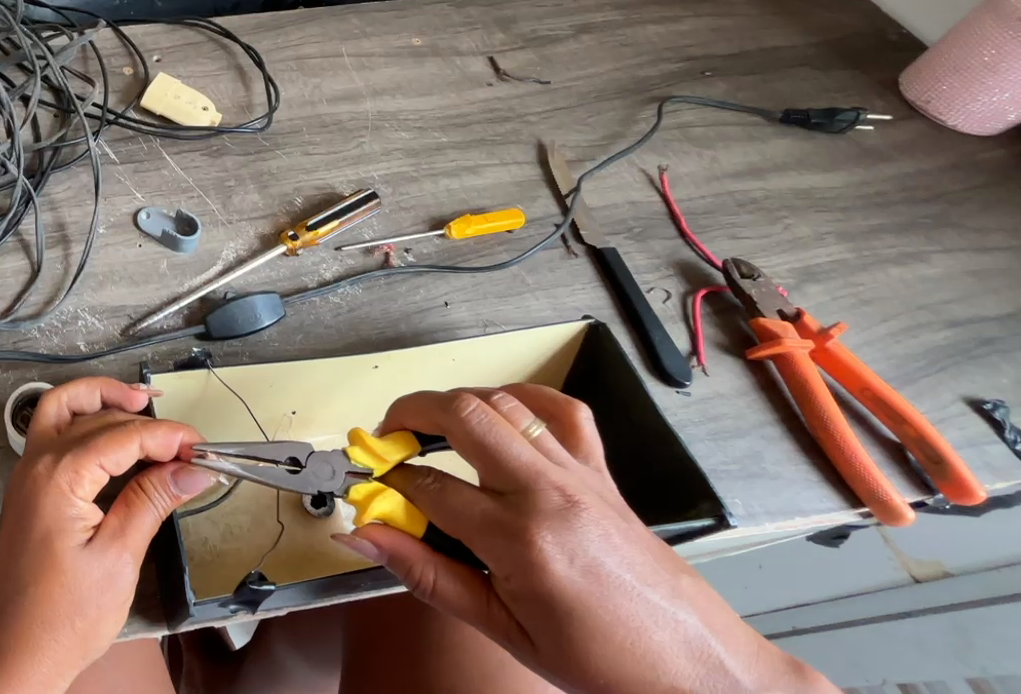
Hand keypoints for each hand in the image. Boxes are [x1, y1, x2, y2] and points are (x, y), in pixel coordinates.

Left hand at [0, 377, 213, 693]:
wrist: (13, 658)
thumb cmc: (62, 618)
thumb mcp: (118, 558)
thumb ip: (152, 502)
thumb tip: (192, 470)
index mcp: (58, 475)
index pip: (123, 435)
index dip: (166, 437)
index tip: (201, 449)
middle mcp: (36, 462)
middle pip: (96, 417)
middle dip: (143, 422)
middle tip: (185, 444)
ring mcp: (27, 474)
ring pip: (64, 409)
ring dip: (101, 398)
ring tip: (143, 403)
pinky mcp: (28, 489)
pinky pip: (53, 433)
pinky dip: (82, 419)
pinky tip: (111, 435)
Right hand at [334, 385, 835, 693]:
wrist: (699, 672)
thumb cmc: (602, 663)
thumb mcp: (503, 630)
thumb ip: (425, 574)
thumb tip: (363, 538)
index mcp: (520, 541)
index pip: (429, 486)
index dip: (390, 481)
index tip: (374, 487)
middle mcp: (546, 493)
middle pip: (460, 414)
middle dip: (408, 414)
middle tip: (387, 436)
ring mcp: (578, 475)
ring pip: (502, 402)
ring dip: (454, 403)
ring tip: (431, 426)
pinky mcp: (601, 472)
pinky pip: (562, 410)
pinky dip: (523, 397)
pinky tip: (500, 410)